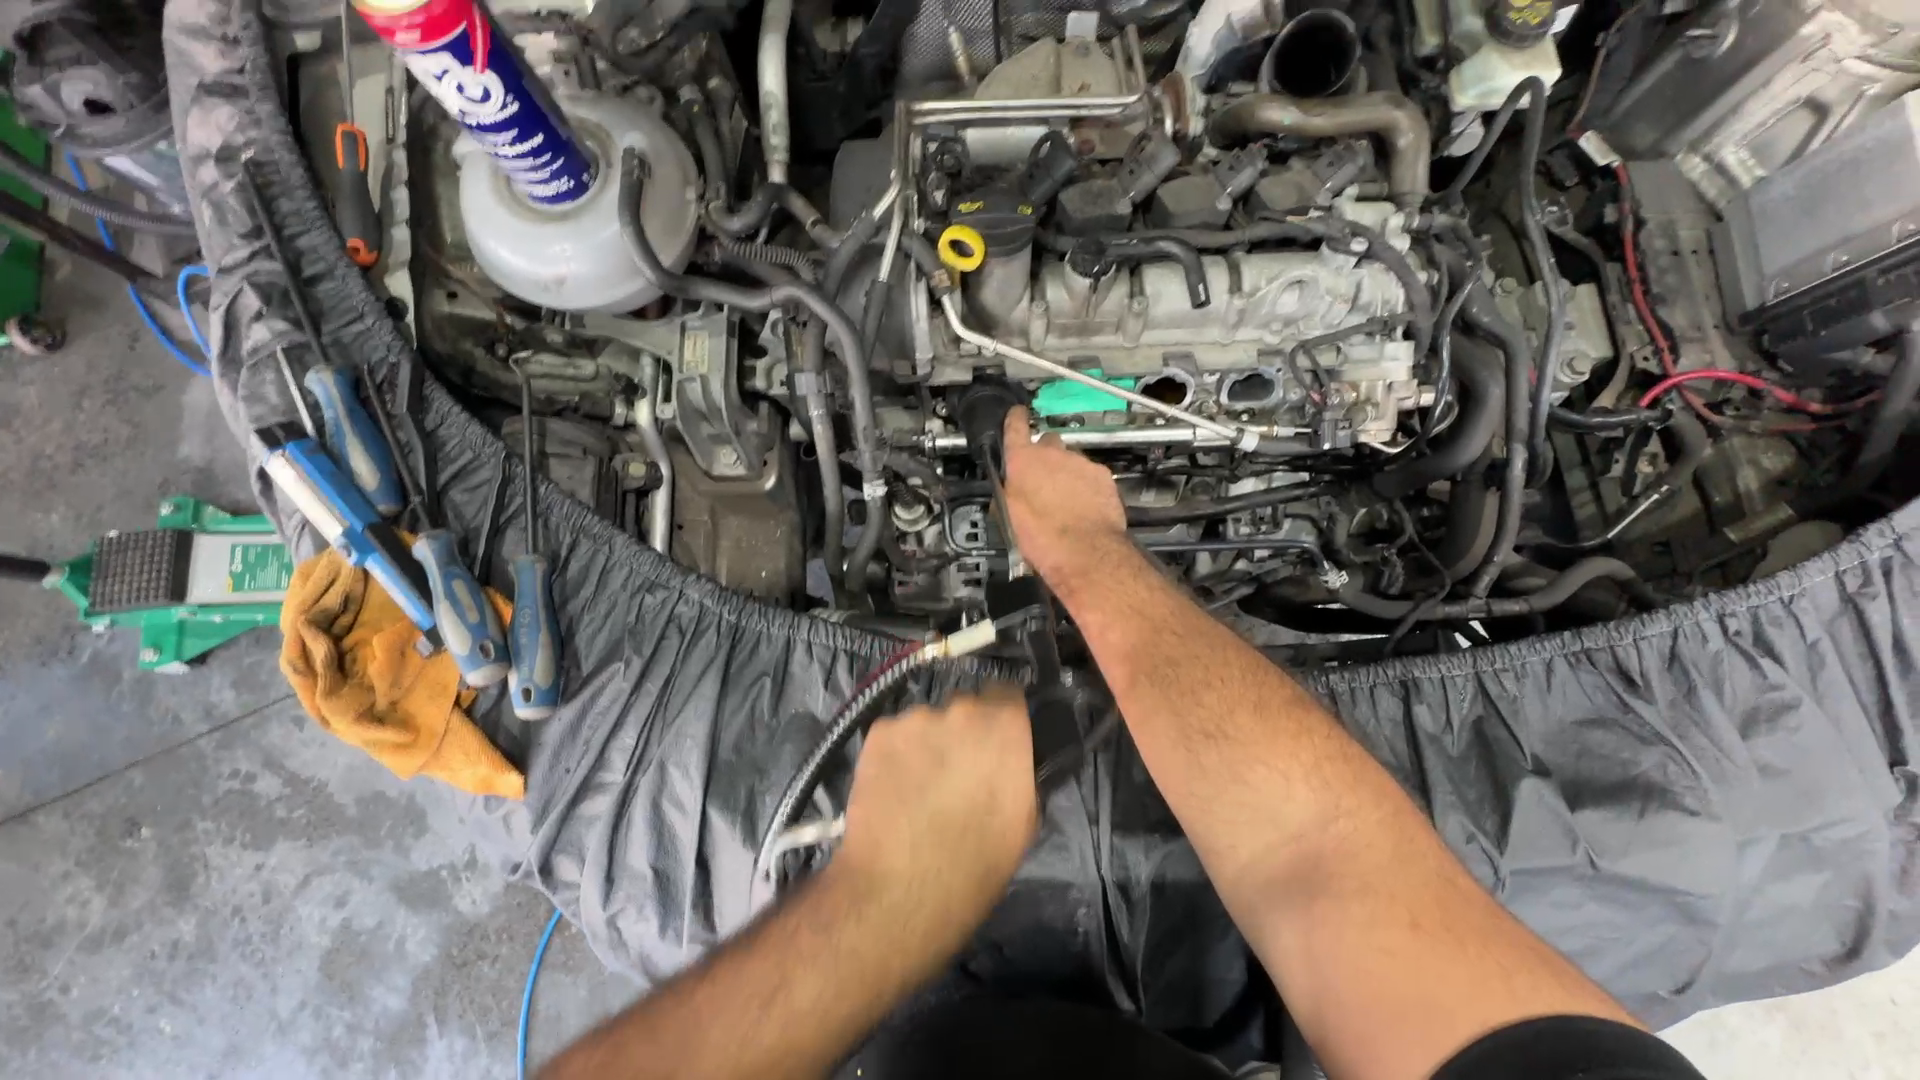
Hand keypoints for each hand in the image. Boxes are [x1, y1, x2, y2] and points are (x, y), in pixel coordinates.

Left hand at [837, 684, 1037, 939]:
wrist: (901, 888)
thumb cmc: (976, 863)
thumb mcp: (1025, 820)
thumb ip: (1021, 774)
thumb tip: (1013, 762)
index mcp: (1005, 726)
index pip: (1008, 694)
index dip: (1003, 716)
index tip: (997, 741)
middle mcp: (961, 709)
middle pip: (965, 708)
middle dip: (964, 733)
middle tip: (957, 772)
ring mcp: (915, 718)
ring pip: (927, 722)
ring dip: (928, 744)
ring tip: (919, 787)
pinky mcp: (878, 733)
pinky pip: (895, 736)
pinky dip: (896, 755)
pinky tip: (893, 789)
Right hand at [999, 406, 1130, 590]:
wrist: (1087, 552)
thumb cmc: (1042, 539)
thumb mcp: (1009, 519)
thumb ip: (1007, 494)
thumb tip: (1007, 491)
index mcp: (1023, 461)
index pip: (1015, 427)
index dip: (1015, 419)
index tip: (1017, 414)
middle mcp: (1052, 453)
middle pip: (1047, 442)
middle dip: (1045, 456)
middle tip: (1043, 481)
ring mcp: (1080, 462)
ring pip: (1071, 460)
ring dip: (1067, 474)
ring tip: (1066, 502)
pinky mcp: (1102, 475)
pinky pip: (1091, 474)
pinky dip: (1087, 486)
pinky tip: (1085, 507)